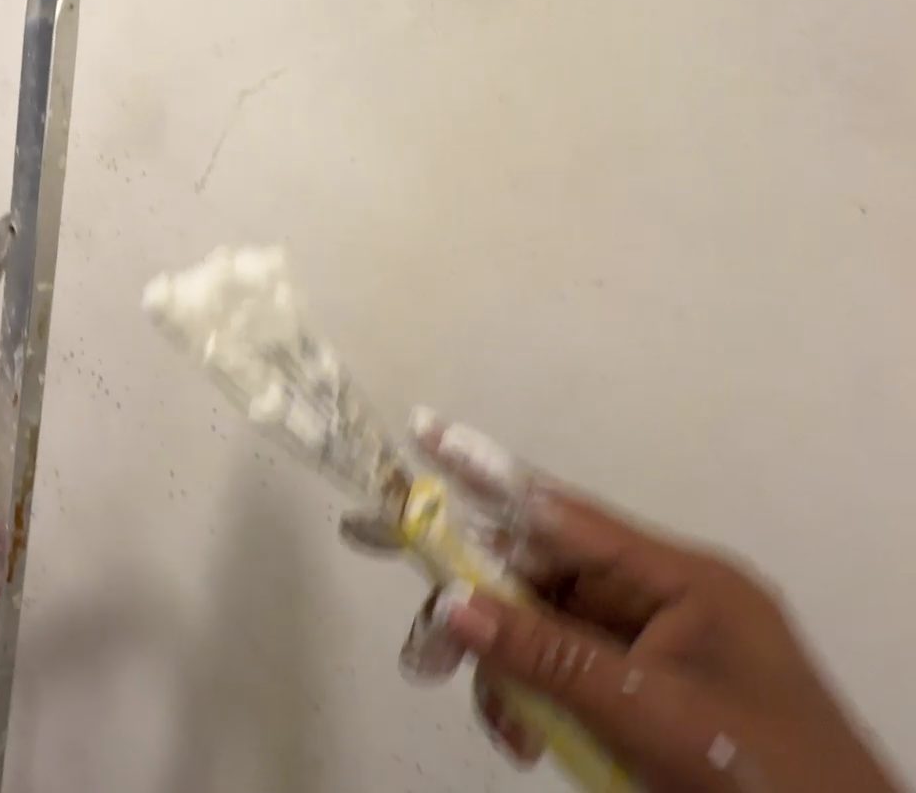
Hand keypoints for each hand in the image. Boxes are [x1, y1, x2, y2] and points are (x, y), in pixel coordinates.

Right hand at [362, 415, 901, 792]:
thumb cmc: (766, 775)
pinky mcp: (634, 682)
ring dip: (504, 671)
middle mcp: (656, 596)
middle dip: (477, 613)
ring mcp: (645, 640)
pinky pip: (552, 665)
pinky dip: (528, 697)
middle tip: (425, 652)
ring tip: (506, 728)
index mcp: (679, 580)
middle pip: (532, 575)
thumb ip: (542, 653)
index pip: (558, 511)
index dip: (483, 470)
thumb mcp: (650, 713)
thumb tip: (448, 605)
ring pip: (532, 624)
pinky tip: (528, 736)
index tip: (422, 431)